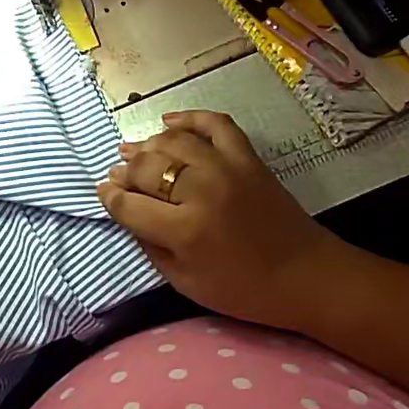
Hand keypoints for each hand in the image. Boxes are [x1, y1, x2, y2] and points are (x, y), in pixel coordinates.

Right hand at [97, 111, 354, 331]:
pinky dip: (191, 117)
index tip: (102, 192)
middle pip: (148, 168)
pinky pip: (215, 124)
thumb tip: (126, 213)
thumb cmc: (243, 290)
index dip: (110, 198)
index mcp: (186, 230)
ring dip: (148, 145)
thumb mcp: (186, 282)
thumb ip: (151, 246)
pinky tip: (169, 121)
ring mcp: (227, 168)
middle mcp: (202, 190)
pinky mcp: (248, 157)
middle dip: (125, 171)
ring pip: (174, 142)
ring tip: (132, 150)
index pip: (130, 205)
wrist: (306, 275)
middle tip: (116, 174)